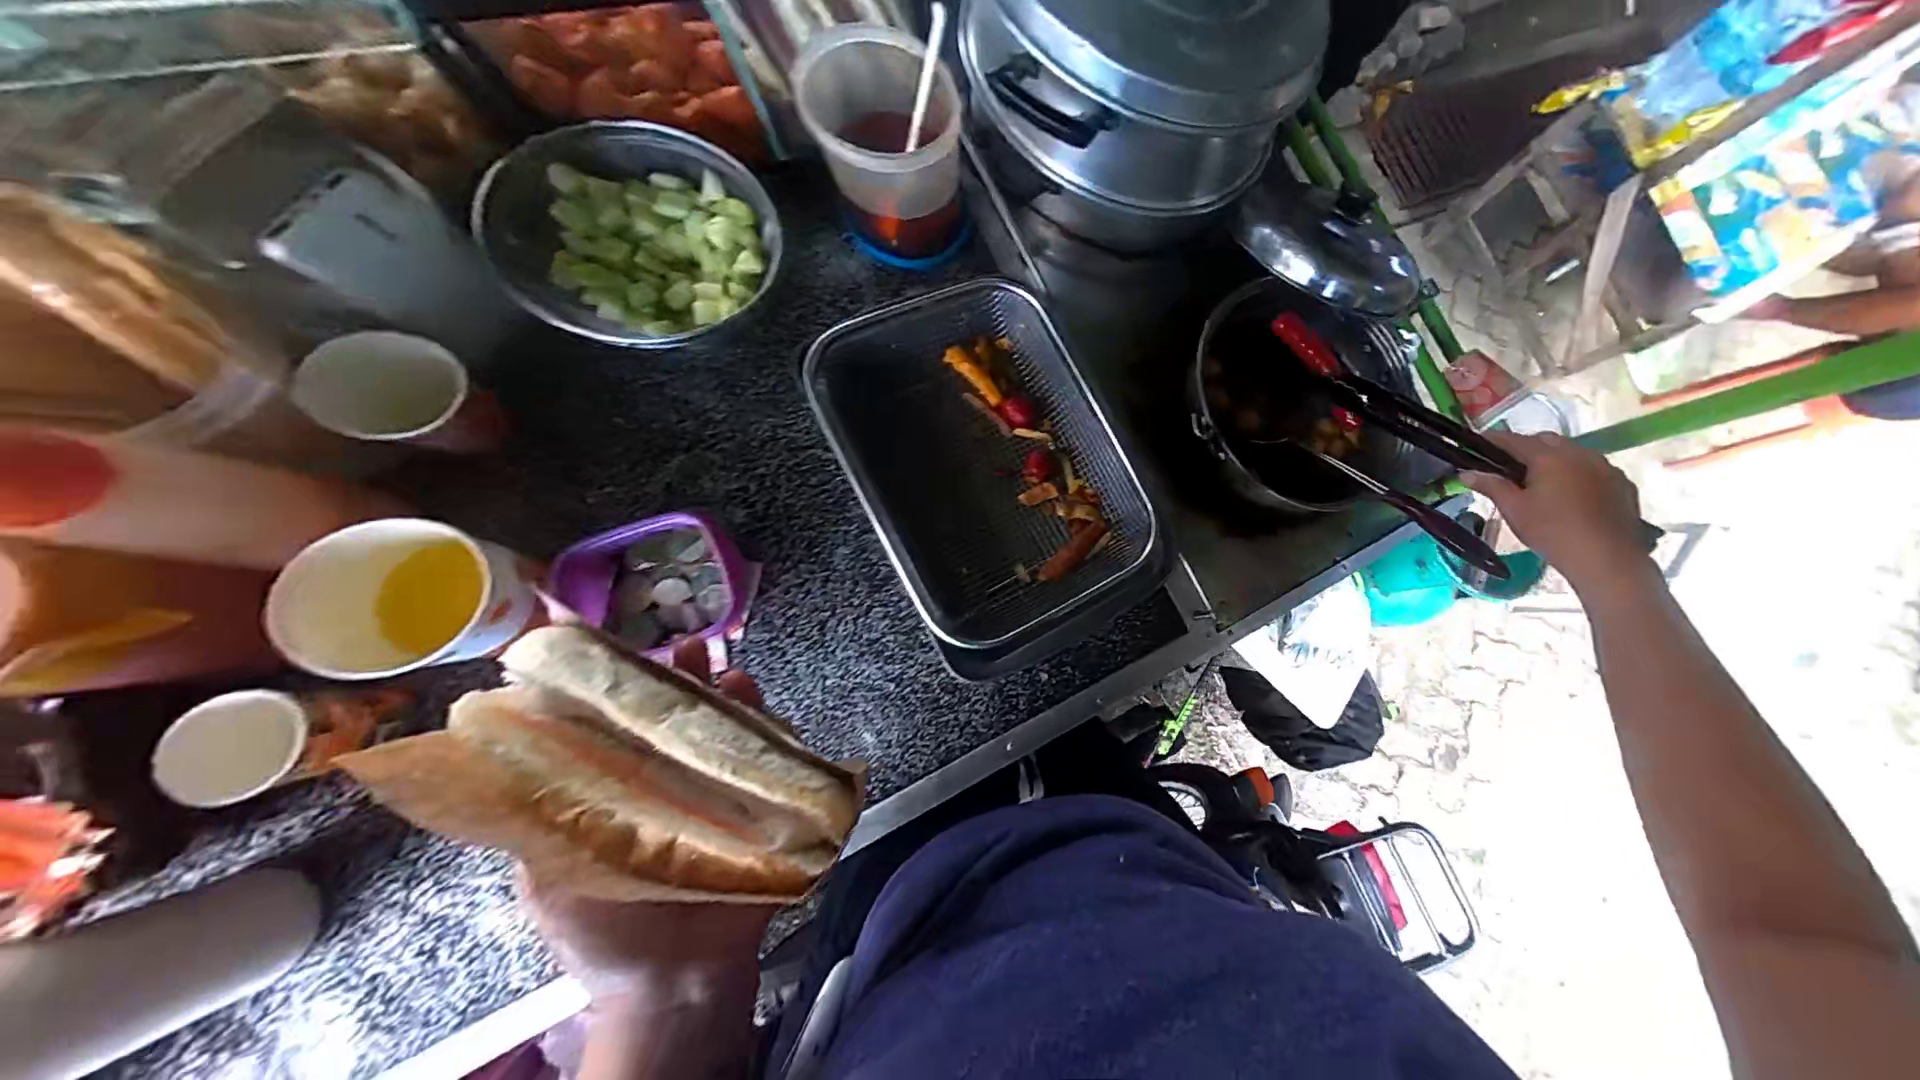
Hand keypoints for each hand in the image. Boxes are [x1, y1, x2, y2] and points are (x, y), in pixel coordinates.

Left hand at [515, 638, 773, 1077]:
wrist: (676, 983)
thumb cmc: (605, 932)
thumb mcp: (550, 872)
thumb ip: (537, 813)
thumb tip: (510, 750)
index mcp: (622, 786)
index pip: (624, 722)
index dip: (624, 685)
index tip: (624, 654)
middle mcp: (672, 778)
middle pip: (678, 716)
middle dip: (682, 677)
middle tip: (687, 648)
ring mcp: (719, 789)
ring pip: (724, 727)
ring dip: (725, 692)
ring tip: (723, 667)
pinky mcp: (760, 804)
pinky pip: (766, 756)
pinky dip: (765, 724)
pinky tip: (755, 700)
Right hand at [1460, 432, 1653, 594]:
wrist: (1606, 556)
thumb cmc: (1551, 530)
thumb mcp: (1513, 509)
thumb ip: (1491, 486)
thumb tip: (1467, 473)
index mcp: (1549, 458)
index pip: (1516, 440)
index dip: (1495, 439)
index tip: (1480, 440)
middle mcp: (1580, 454)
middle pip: (1548, 440)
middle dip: (1527, 446)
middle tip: (1509, 463)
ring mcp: (1606, 467)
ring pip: (1574, 452)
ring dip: (1554, 457)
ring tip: (1540, 477)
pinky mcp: (1622, 483)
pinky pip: (1594, 468)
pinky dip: (1576, 471)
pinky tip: (1570, 492)